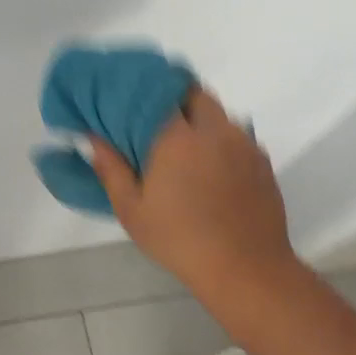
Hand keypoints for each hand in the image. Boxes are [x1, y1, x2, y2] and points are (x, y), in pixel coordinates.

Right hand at [89, 86, 297, 296]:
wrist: (243, 265)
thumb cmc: (177, 238)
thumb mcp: (131, 209)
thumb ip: (111, 169)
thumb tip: (94, 138)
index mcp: (177, 138)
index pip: (159, 92)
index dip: (142, 89)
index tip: (125, 97)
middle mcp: (214, 130)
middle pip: (195, 94)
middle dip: (173, 98)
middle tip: (151, 120)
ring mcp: (243, 144)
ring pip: (218, 115)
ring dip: (197, 120)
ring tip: (179, 147)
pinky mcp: (260, 161)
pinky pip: (236, 137)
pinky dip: (218, 141)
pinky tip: (206, 170)